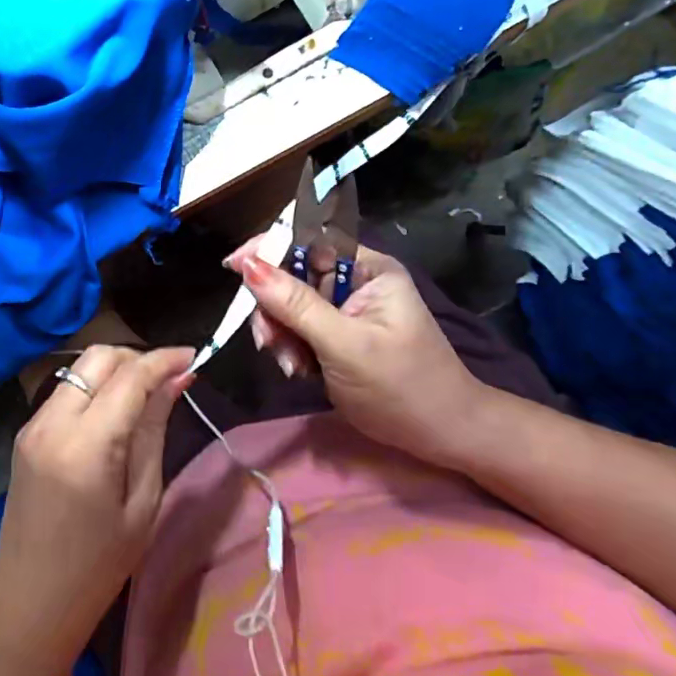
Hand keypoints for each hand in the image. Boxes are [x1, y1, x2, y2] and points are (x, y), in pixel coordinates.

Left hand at [0, 345, 193, 667]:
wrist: (29, 607)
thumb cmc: (98, 568)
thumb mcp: (142, 503)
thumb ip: (154, 431)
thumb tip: (176, 381)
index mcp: (85, 444)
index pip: (130, 375)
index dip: (166, 359)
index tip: (197, 356)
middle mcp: (51, 422)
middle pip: (99, 356)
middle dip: (139, 356)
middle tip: (170, 380)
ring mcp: (32, 426)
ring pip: (80, 369)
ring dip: (116, 370)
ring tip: (148, 395)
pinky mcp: (25, 436)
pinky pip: (65, 392)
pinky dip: (95, 389)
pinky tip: (116, 414)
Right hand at [227, 242, 482, 467]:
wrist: (442, 436)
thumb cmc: (401, 387)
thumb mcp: (345, 345)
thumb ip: (296, 304)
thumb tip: (248, 265)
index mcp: (369, 268)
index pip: (310, 239)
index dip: (269, 247)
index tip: (234, 267)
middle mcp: (356, 281)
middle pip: (293, 274)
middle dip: (274, 308)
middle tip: (268, 343)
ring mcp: (345, 309)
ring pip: (290, 305)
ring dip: (281, 334)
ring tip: (292, 368)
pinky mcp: (337, 336)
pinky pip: (298, 329)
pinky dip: (291, 349)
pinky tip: (300, 372)